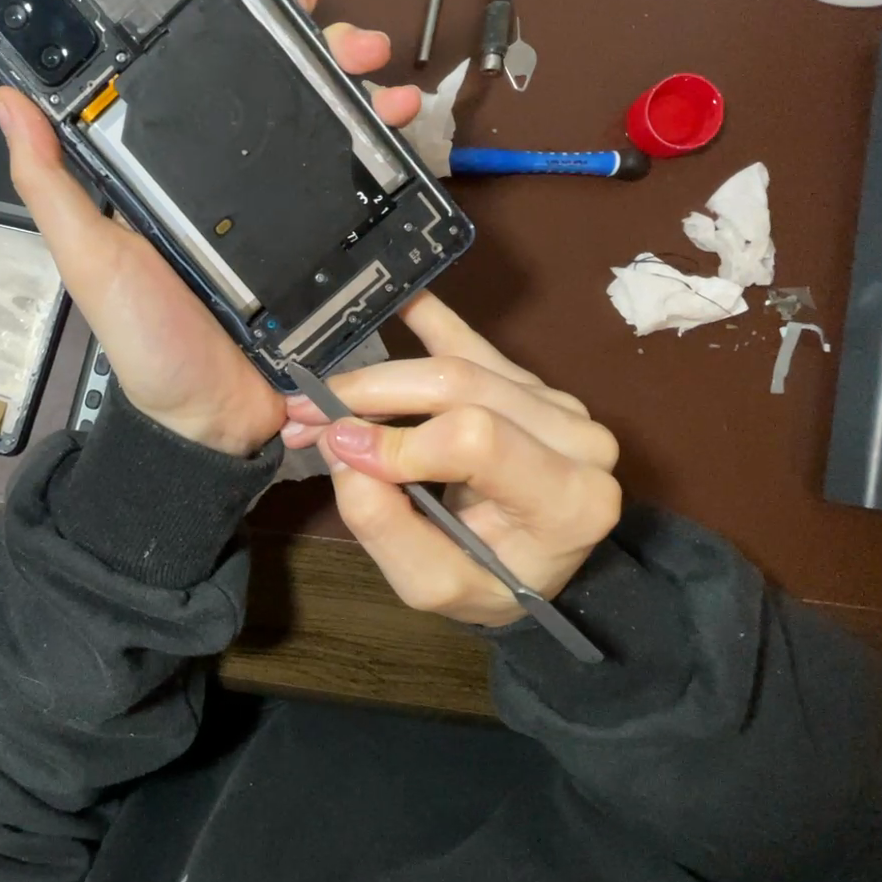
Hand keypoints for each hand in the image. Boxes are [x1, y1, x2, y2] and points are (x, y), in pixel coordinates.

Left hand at [0, 0, 423, 456]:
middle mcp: (222, 183)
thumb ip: (51, 187)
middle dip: (317, 41)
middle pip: (272, 90)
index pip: (199, 78)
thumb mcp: (89, 258)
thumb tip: (8, 102)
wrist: (209, 420)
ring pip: (321, 128)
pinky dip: (377, 154)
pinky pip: (352, 187)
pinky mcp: (316, 246)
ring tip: (387, 73)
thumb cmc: (146, 342)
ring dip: (357, 89)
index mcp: (166, 175)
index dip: (234, 20)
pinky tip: (397, 131)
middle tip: (355, 22)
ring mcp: (274, 212)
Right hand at [284, 294, 622, 625]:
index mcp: (568, 498)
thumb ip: (384, 525)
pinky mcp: (527, 382)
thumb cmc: (487, 584)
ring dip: (376, 375)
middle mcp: (578, 438)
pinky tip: (397, 297)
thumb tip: (342, 449)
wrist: (533, 567)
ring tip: (321, 396)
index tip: (338, 450)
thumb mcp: (430, 584)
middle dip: (368, 395)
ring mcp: (556, 402)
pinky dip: (429, 316)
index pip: (473, 440)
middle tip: (303, 412)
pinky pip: (472, 340)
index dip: (396, 441)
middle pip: (459, 387)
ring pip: (456, 363)